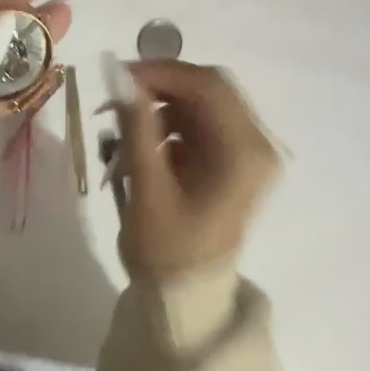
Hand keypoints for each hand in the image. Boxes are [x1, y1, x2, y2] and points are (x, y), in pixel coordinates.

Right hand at [112, 60, 279, 280]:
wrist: (185, 297)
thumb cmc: (167, 252)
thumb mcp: (148, 191)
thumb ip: (137, 130)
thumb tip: (120, 77)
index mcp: (245, 152)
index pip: (208, 86)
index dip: (160, 72)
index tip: (114, 78)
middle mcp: (256, 145)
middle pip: (209, 90)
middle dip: (158, 89)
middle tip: (113, 101)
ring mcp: (246, 154)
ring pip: (202, 106)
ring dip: (159, 110)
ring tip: (120, 136)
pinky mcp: (231, 163)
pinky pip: (199, 127)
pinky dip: (167, 130)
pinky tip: (140, 152)